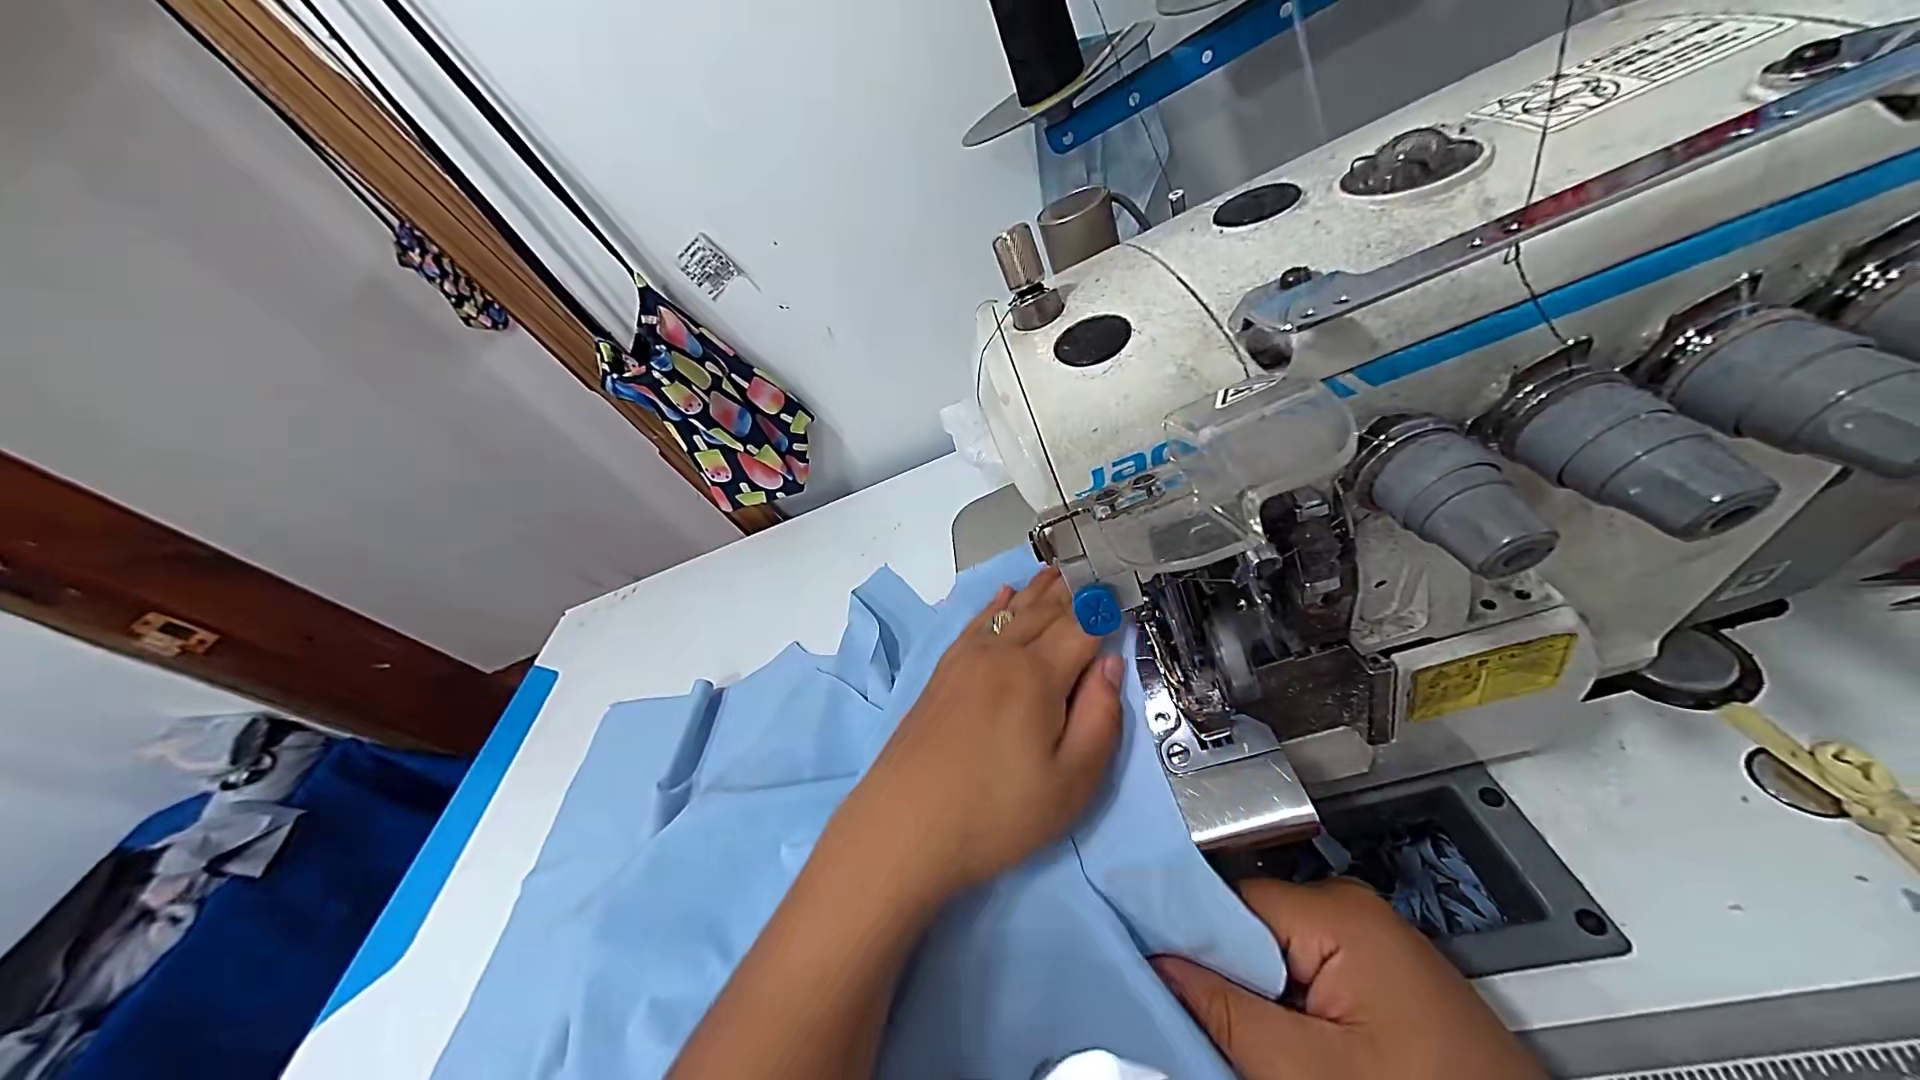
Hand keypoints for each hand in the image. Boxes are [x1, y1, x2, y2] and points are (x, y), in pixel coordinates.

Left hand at [836, 569, 1123, 897]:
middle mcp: (1000, 655)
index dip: (1105, 609)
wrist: (904, 827)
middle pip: (1045, 611)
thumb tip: (1108, 663)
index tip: (1123, 589)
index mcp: (1037, 676)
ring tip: (1058, 570)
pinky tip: (1003, 594)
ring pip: (1011, 611)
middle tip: (1094, 566)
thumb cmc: (996, 813)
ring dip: (1038, 590)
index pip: (1082, 627)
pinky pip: (975, 624)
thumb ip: (1100, 717)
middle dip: (1074, 591)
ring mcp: (965, 660)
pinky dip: (995, 605)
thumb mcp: (1071, 781)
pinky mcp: (941, 673)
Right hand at [1153, 879, 1544, 1079]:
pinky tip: (1277, 1044)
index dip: (1185, 936)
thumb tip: (1157, 964)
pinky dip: (1279, 1006)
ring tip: (1245, 1042)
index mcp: (1339, 911)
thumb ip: (1227, 1013)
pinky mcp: (1371, 972)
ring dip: (1247, 995)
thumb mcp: (1313, 1075)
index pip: (1226, 901)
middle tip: (1200, 1022)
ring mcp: (1364, 940)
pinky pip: (1299, 973)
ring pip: (1269, 954)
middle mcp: (1350, 910)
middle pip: (1245, 925)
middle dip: (1219, 974)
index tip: (1148, 965)